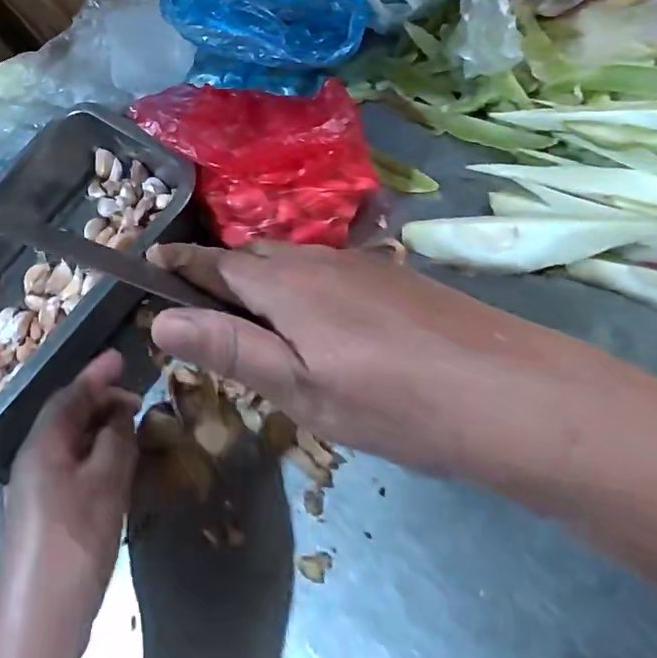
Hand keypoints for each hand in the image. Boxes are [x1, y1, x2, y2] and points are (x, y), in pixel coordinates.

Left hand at [0, 351, 138, 657]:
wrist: (39, 619)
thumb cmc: (74, 539)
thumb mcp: (106, 481)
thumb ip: (117, 439)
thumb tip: (123, 412)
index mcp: (41, 444)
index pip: (69, 395)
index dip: (96, 374)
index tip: (122, 356)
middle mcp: (33, 460)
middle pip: (67, 417)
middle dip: (101, 401)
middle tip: (137, 397)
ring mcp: (35, 490)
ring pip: (71, 443)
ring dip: (101, 429)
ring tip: (133, 426)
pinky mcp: (45, 515)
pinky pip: (72, 467)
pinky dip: (97, 456)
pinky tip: (118, 467)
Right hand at [145, 242, 564, 474]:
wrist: (505, 392)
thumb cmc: (391, 401)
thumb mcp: (300, 387)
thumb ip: (231, 348)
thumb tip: (159, 318)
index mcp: (287, 284)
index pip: (218, 262)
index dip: (182, 262)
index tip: (151, 260)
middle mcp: (320, 260)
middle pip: (255, 255)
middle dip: (220, 270)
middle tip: (198, 304)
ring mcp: (361, 265)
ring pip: (294, 262)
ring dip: (263, 279)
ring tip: (252, 317)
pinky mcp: (392, 279)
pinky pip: (327, 272)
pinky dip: (302, 287)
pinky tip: (318, 323)